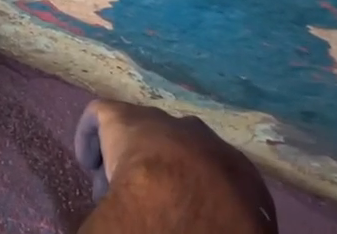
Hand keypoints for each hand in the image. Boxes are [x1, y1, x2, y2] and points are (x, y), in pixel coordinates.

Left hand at [76, 100, 275, 232]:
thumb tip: (215, 221)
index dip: (194, 193)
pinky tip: (87, 163)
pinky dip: (92, 140)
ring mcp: (159, 120)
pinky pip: (100, 119)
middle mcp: (199, 136)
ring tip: (114, 193)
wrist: (189, 204)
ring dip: (128, 160)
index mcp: (237, 168)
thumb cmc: (224, 228)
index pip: (216, 176)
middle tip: (146, 204)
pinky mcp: (120, 114)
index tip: (182, 213)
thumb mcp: (249, 230)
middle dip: (160, 173)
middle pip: (174, 151)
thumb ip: (231, 220)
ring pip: (139, 138)